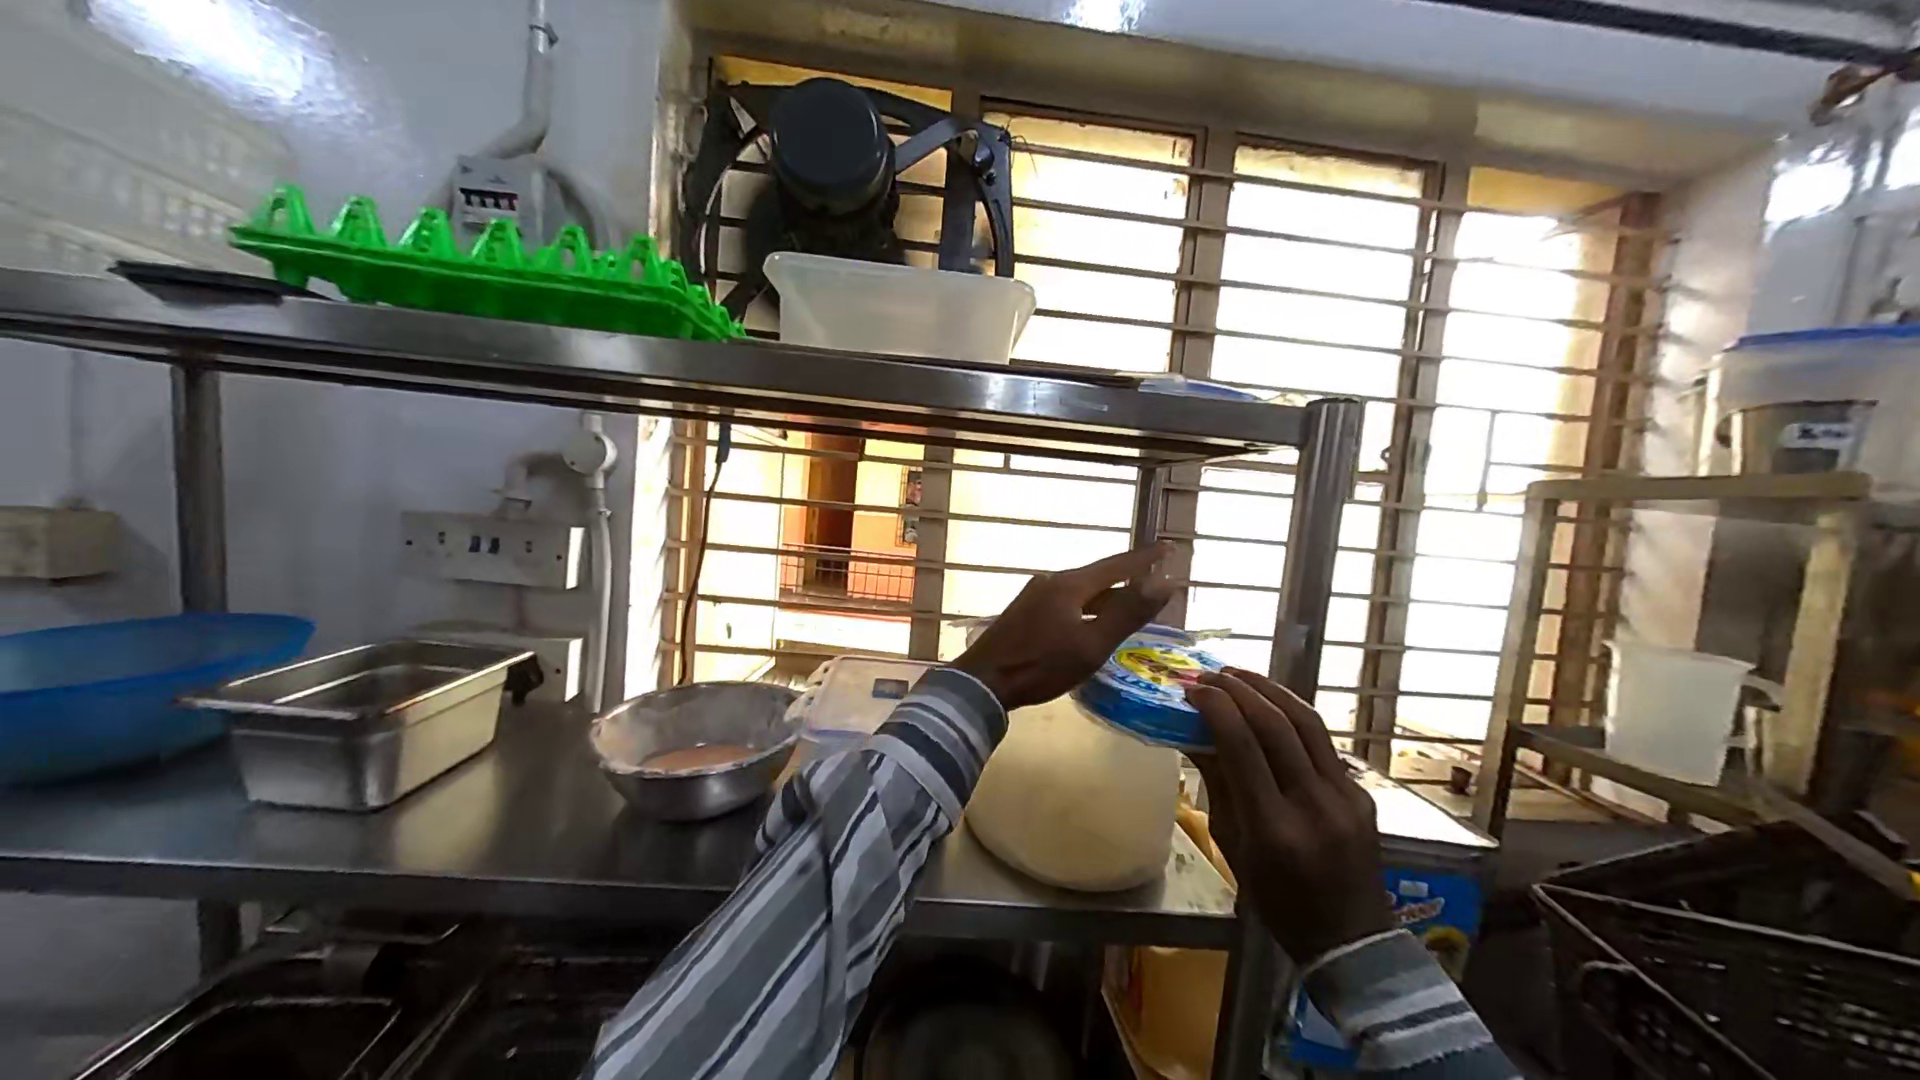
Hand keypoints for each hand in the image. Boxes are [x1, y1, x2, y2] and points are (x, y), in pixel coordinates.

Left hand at [951, 542, 1174, 710]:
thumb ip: (1127, 613)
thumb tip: (1164, 582)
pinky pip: (1066, 602)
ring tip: (1129, 601)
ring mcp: (1034, 596)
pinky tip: (1092, 620)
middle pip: (1098, 576)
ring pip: (1081, 591)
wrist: (982, 682)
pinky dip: (1088, 607)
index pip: (1116, 565)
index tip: (1169, 548)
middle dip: (1127, 577)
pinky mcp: (1025, 613)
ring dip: (1107, 595)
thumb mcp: (1092, 644)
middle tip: (1154, 577)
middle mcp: (1051, 582)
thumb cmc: (1040, 666)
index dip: (1145, 559)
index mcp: (1069, 585)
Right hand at [1186, 668, 1392, 961]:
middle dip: (1238, 690)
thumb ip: (1218, 784)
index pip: (1243, 745)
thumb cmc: (1275, 899)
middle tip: (1210, 673)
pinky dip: (1290, 713)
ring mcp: (1345, 796)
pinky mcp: (1361, 792)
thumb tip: (1193, 732)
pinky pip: (1322, 741)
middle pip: (1276, 725)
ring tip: (1238, 674)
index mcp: (1274, 828)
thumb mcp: (1232, 844)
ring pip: (1307, 722)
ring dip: (1268, 689)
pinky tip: (1269, 703)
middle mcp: (1315, 805)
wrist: (1350, 938)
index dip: (1216, 707)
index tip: (1193, 688)